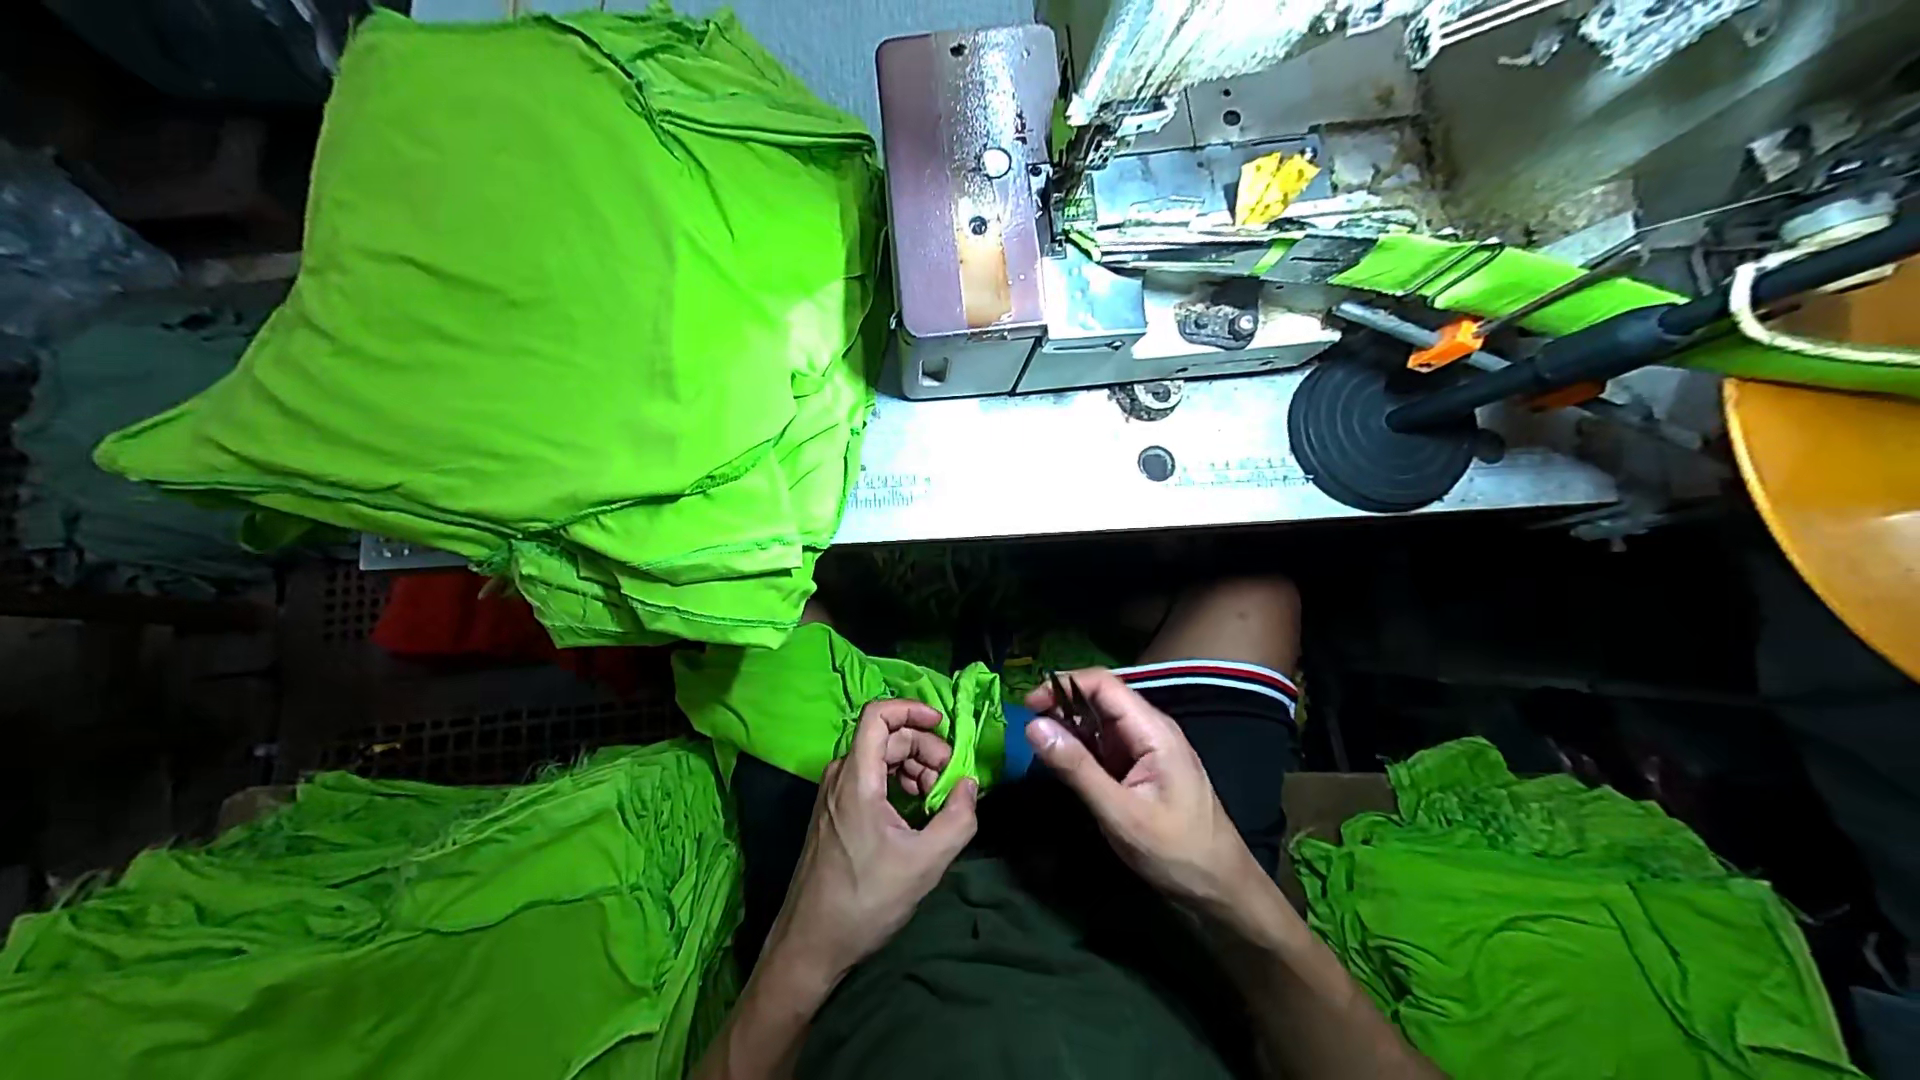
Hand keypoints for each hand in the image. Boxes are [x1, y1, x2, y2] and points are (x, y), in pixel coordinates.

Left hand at [762, 699, 978, 983]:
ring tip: (937, 801)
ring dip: (914, 768)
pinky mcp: (835, 811)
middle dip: (925, 749)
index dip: (912, 709)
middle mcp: (840, 776)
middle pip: (887, 737)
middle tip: (951, 781)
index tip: (943, 726)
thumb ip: (958, 818)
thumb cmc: (866, 900)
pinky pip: (870, 778)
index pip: (878, 714)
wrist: (810, 943)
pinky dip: (898, 783)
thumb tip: (970, 784)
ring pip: (880, 757)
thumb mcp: (925, 861)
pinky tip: (917, 812)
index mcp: (857, 778)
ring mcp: (834, 793)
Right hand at [1025, 669, 1263, 913]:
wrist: (1222, 889)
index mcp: (1153, 730)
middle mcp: (1151, 729)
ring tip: (1039, 744)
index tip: (1028, 705)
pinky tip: (1064, 761)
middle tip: (1028, 727)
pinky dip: (1082, 746)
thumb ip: (1076, 767)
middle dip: (1062, 705)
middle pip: (1101, 698)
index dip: (1063, 685)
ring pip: (1101, 721)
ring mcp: (1148, 747)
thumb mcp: (1119, 813)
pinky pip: (1107, 743)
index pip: (1103, 684)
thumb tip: (1033, 726)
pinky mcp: (1142, 766)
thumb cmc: (1176, 852)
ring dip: (1070, 727)